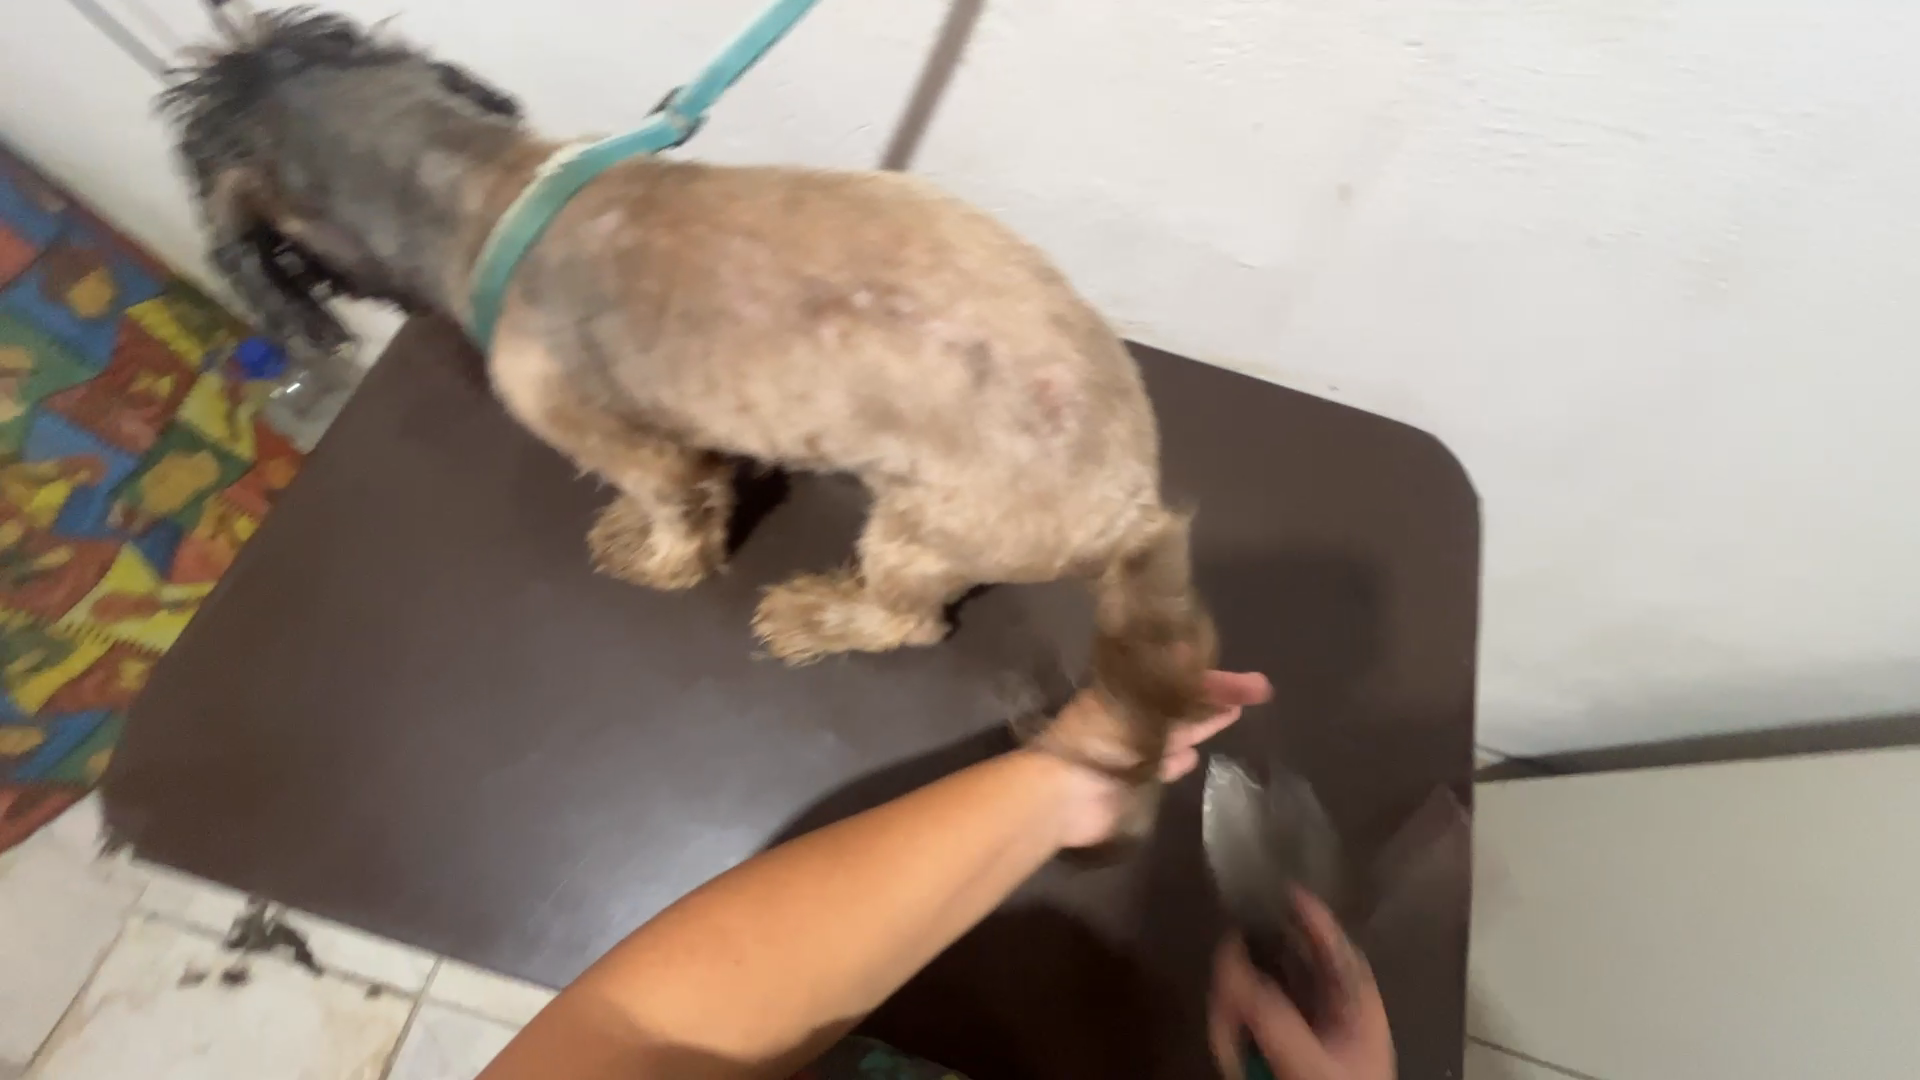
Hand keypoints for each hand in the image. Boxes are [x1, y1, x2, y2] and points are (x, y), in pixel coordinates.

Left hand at [1036, 669, 1271, 847]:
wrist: (1063, 795)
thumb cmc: (1096, 742)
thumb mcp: (1131, 706)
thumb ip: (1162, 688)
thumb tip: (1187, 645)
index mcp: (1125, 692)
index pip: (1179, 678)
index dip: (1214, 680)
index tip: (1250, 681)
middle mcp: (1129, 716)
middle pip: (1181, 702)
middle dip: (1216, 696)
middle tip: (1259, 690)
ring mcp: (1131, 749)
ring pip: (1174, 731)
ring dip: (1201, 724)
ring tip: (1233, 715)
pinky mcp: (1131, 781)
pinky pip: (1160, 765)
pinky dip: (1176, 759)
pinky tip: (1195, 756)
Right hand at [1209, 891, 1393, 1079]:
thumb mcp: (1311, 1068)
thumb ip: (1272, 1016)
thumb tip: (1230, 963)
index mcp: (1358, 1013)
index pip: (1339, 953)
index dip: (1315, 919)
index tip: (1285, 889)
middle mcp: (1333, 1014)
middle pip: (1292, 962)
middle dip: (1255, 960)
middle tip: (1227, 957)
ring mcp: (1306, 1033)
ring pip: (1265, 988)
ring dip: (1237, 995)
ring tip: (1224, 1017)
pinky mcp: (1280, 1050)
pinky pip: (1251, 1018)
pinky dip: (1234, 1021)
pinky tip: (1226, 1035)